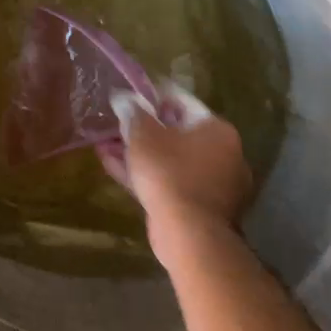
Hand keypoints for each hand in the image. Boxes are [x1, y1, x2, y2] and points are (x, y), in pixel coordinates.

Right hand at [96, 84, 252, 251]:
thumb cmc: (168, 171)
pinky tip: (113, 166)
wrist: (188, 234)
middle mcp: (225, 154)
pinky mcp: (202, 207)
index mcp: (218, 130)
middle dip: (141, 129)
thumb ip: (131, 110)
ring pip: (170, 159)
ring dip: (139, 152)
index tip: (126, 97)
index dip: (150, 96)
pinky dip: (146, 174)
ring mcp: (215, 184)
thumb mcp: (142, 132)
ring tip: (106, 146)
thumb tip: (123, 97)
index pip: (181, 101)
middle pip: (176, 132)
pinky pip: (171, 181)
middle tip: (114, 124)